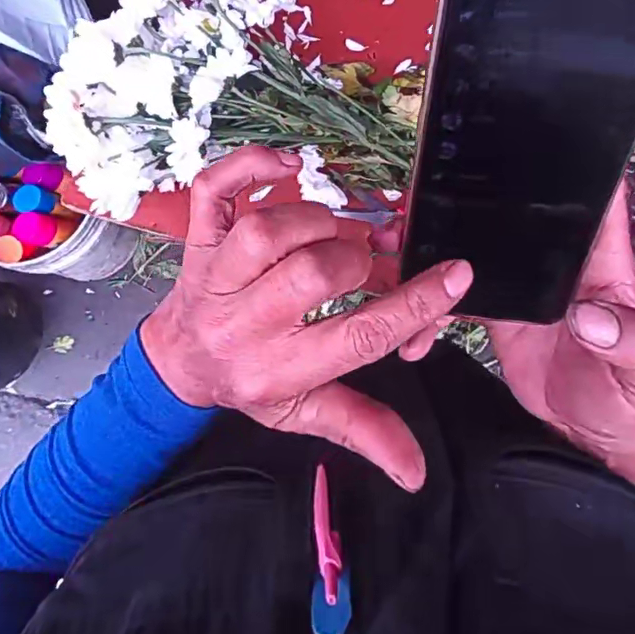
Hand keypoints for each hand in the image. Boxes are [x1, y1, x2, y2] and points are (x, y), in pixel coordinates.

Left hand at [139, 146, 472, 491]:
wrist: (176, 363)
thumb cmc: (251, 381)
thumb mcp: (304, 412)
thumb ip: (362, 429)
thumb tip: (417, 468)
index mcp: (279, 369)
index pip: (360, 337)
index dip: (416, 304)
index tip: (458, 273)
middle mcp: (244, 322)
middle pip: (313, 276)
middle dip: (354, 262)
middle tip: (361, 262)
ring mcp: (216, 273)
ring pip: (267, 231)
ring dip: (314, 223)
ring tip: (327, 234)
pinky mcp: (199, 237)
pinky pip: (214, 190)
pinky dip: (247, 167)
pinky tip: (284, 165)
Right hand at [397, 180, 634, 488]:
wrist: (594, 433)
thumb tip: (592, 318)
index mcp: (603, 260)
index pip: (593, 194)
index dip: (566, 162)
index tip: (520, 144)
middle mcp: (559, 259)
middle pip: (516, 210)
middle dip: (471, 201)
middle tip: (423, 206)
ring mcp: (524, 280)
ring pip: (476, 247)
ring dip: (439, 250)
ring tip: (401, 259)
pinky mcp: (497, 307)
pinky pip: (457, 295)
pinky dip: (432, 307)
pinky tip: (415, 332)